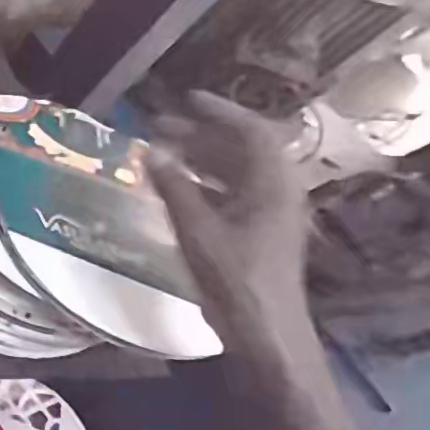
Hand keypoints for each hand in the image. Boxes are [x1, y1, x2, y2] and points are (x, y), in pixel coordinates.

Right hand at [148, 91, 313, 364]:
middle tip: (161, 125)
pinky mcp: (259, 231)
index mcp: (272, 187)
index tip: (186, 98)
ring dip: (201, 156)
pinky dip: (204, 180)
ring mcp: (270, 213)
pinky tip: (176, 185)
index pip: (251, 133)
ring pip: (236, 170)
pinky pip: (232, 190)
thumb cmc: (234, 277)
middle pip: (242, 150)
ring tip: (163, 150)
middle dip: (202, 133)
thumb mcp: (197, 229)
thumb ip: (174, 187)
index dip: (220, 112)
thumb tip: (152, 152)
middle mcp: (277, 193)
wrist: (265, 331)